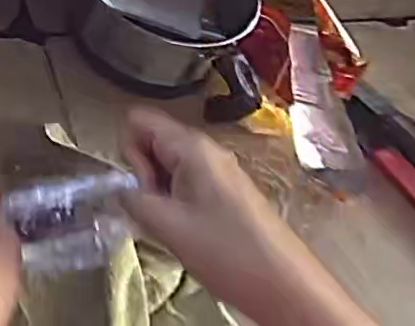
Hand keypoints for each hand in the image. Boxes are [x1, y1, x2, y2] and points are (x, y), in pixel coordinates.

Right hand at [121, 109, 374, 325]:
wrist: (295, 295)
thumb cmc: (230, 254)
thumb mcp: (168, 227)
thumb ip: (132, 199)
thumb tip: (119, 189)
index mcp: (190, 145)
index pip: (136, 120)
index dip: (130, 153)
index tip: (147, 190)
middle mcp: (206, 147)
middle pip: (153, 139)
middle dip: (145, 172)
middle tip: (160, 210)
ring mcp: (222, 168)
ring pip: (170, 162)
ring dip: (162, 189)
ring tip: (177, 225)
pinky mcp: (232, 190)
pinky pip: (189, 179)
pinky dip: (181, 199)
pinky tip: (195, 232)